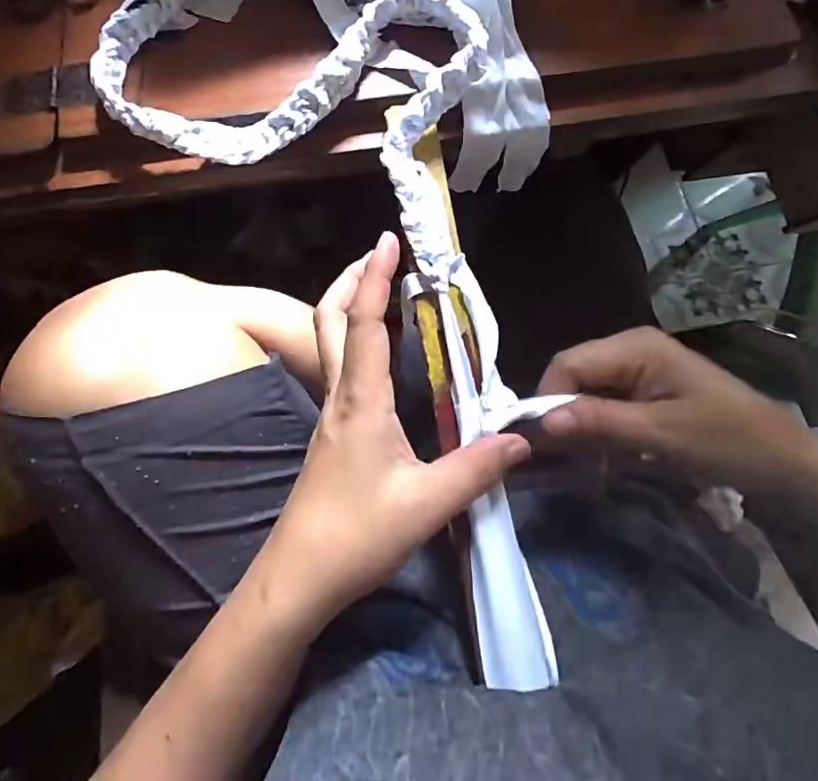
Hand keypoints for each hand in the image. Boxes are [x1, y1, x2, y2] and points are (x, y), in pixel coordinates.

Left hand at [244, 233, 531, 635]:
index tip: (388, 239)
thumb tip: (519, 438)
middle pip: (328, 320)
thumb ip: (475, 469)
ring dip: (348, 306)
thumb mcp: (426, 504)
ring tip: (381, 291)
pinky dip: (356, 341)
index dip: (374, 277)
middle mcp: (340, 396)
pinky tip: (382, 357)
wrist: (298, 577)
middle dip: (350, 279)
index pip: (362, 323)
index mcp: (359, 400)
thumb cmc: (356, 535)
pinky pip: (339, 368)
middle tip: (379, 256)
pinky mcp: (332, 433)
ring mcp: (330, 414)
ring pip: (328, 342)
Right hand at [536, 328, 817, 533]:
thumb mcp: (661, 435)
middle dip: (562, 414)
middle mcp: (632, 349)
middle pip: (574, 376)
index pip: (567, 363)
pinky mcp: (648, 393)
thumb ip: (599, 423)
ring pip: (586, 393)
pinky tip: (601, 457)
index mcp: (635, 346)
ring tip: (577, 461)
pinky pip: (606, 406)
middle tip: (557, 458)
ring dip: (578, 426)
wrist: (788, 468)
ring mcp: (640, 371)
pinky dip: (597, 431)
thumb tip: (540, 422)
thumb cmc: (729, 443)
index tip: (542, 444)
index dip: (548, 400)